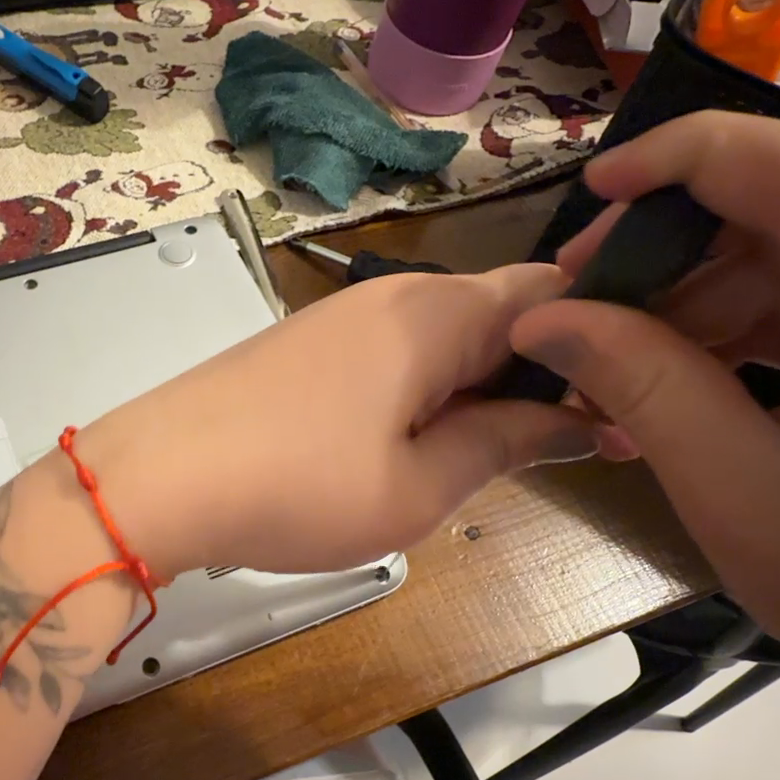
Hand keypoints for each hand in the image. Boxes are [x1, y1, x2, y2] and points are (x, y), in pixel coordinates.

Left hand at [76, 264, 598, 579]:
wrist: (157, 479)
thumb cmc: (298, 486)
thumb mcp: (419, 486)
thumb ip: (505, 444)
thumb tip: (577, 419)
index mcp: (439, 313)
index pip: (555, 294)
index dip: (600, 344)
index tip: (622, 405)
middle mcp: (394, 294)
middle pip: (498, 316)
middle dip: (536, 375)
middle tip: (556, 450)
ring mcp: (341, 317)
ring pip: (442, 341)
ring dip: (475, 391)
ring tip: (482, 460)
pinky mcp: (304, 346)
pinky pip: (391, 357)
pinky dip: (422, 394)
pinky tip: (411, 447)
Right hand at [506, 111, 779, 779]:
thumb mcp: (740, 495)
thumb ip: (641, 383)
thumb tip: (540, 317)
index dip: (701, 160)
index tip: (595, 177)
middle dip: (681, 257)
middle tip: (578, 303)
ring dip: (702, 298)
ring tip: (614, 354)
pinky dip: (745, 323)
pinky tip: (679, 363)